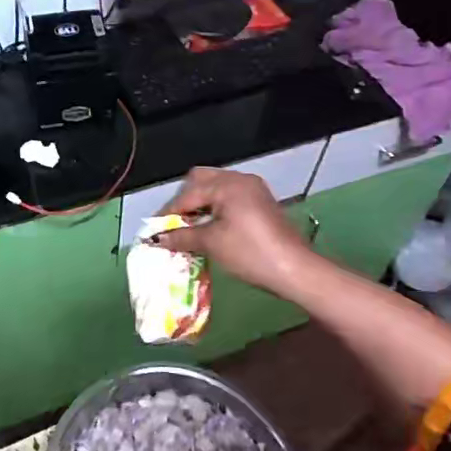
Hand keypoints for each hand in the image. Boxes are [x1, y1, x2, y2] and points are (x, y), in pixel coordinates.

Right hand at [152, 168, 320, 297]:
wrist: (296, 270)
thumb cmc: (250, 253)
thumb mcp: (211, 244)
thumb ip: (182, 236)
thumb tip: (158, 238)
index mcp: (227, 184)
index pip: (187, 194)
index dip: (168, 213)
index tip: (154, 229)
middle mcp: (240, 180)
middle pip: (202, 180)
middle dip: (185, 200)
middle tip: (175, 223)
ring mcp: (254, 190)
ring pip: (217, 188)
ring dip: (200, 204)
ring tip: (190, 227)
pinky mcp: (262, 203)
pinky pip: (230, 197)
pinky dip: (216, 208)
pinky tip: (211, 227)